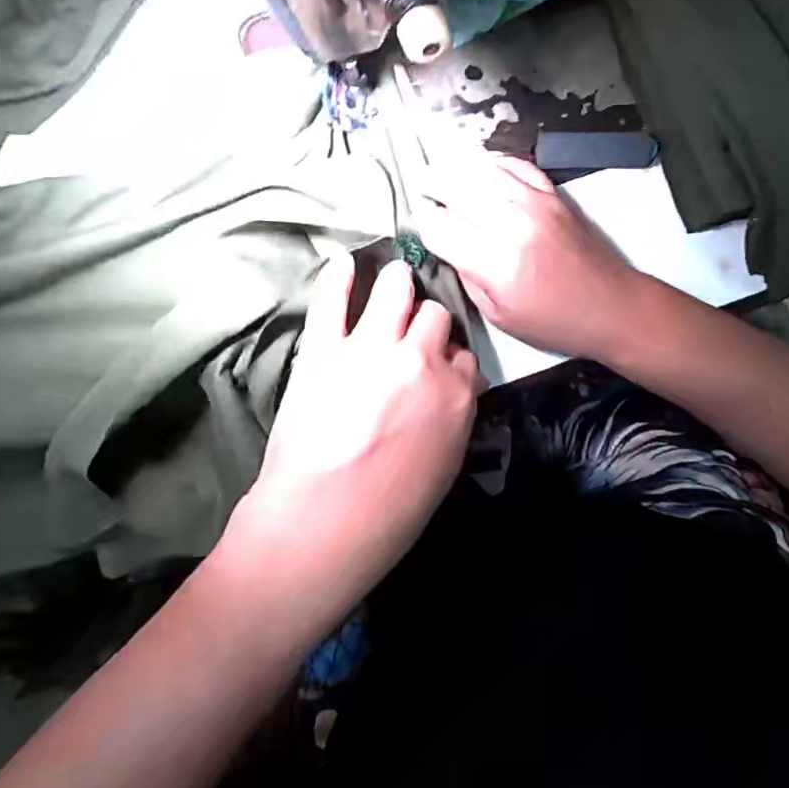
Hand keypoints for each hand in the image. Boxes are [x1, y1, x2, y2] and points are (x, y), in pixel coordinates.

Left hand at [225, 255, 479, 626]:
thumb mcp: (444, 464)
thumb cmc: (391, 512)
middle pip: (435, 315)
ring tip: (394, 280)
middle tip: (414, 327)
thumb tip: (447, 389)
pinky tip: (345, 263)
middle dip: (428, 319)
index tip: (440, 360)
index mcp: (456, 394)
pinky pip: (335, 301)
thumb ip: (451, 415)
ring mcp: (373, 349)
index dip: (450, 354)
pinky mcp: (326, 349)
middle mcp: (422, 360)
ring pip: (397, 290)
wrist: (324, 524)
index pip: (464, 354)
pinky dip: (340, 277)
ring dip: (397, 283)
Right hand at [418, 152, 645, 360]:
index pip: (441, 227)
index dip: (425, 223)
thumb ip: (469, 277)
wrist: (612, 306)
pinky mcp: (553, 195)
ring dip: (458, 166)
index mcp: (496, 264)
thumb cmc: (555, 322)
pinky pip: (517, 165)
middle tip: (422, 185)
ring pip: (484, 169)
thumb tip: (450, 246)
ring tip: (443, 169)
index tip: (422, 224)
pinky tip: (482, 167)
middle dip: (433, 184)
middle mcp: (512, 225)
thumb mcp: (500, 315)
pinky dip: (494, 162)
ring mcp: (535, 203)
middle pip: (457, 187)